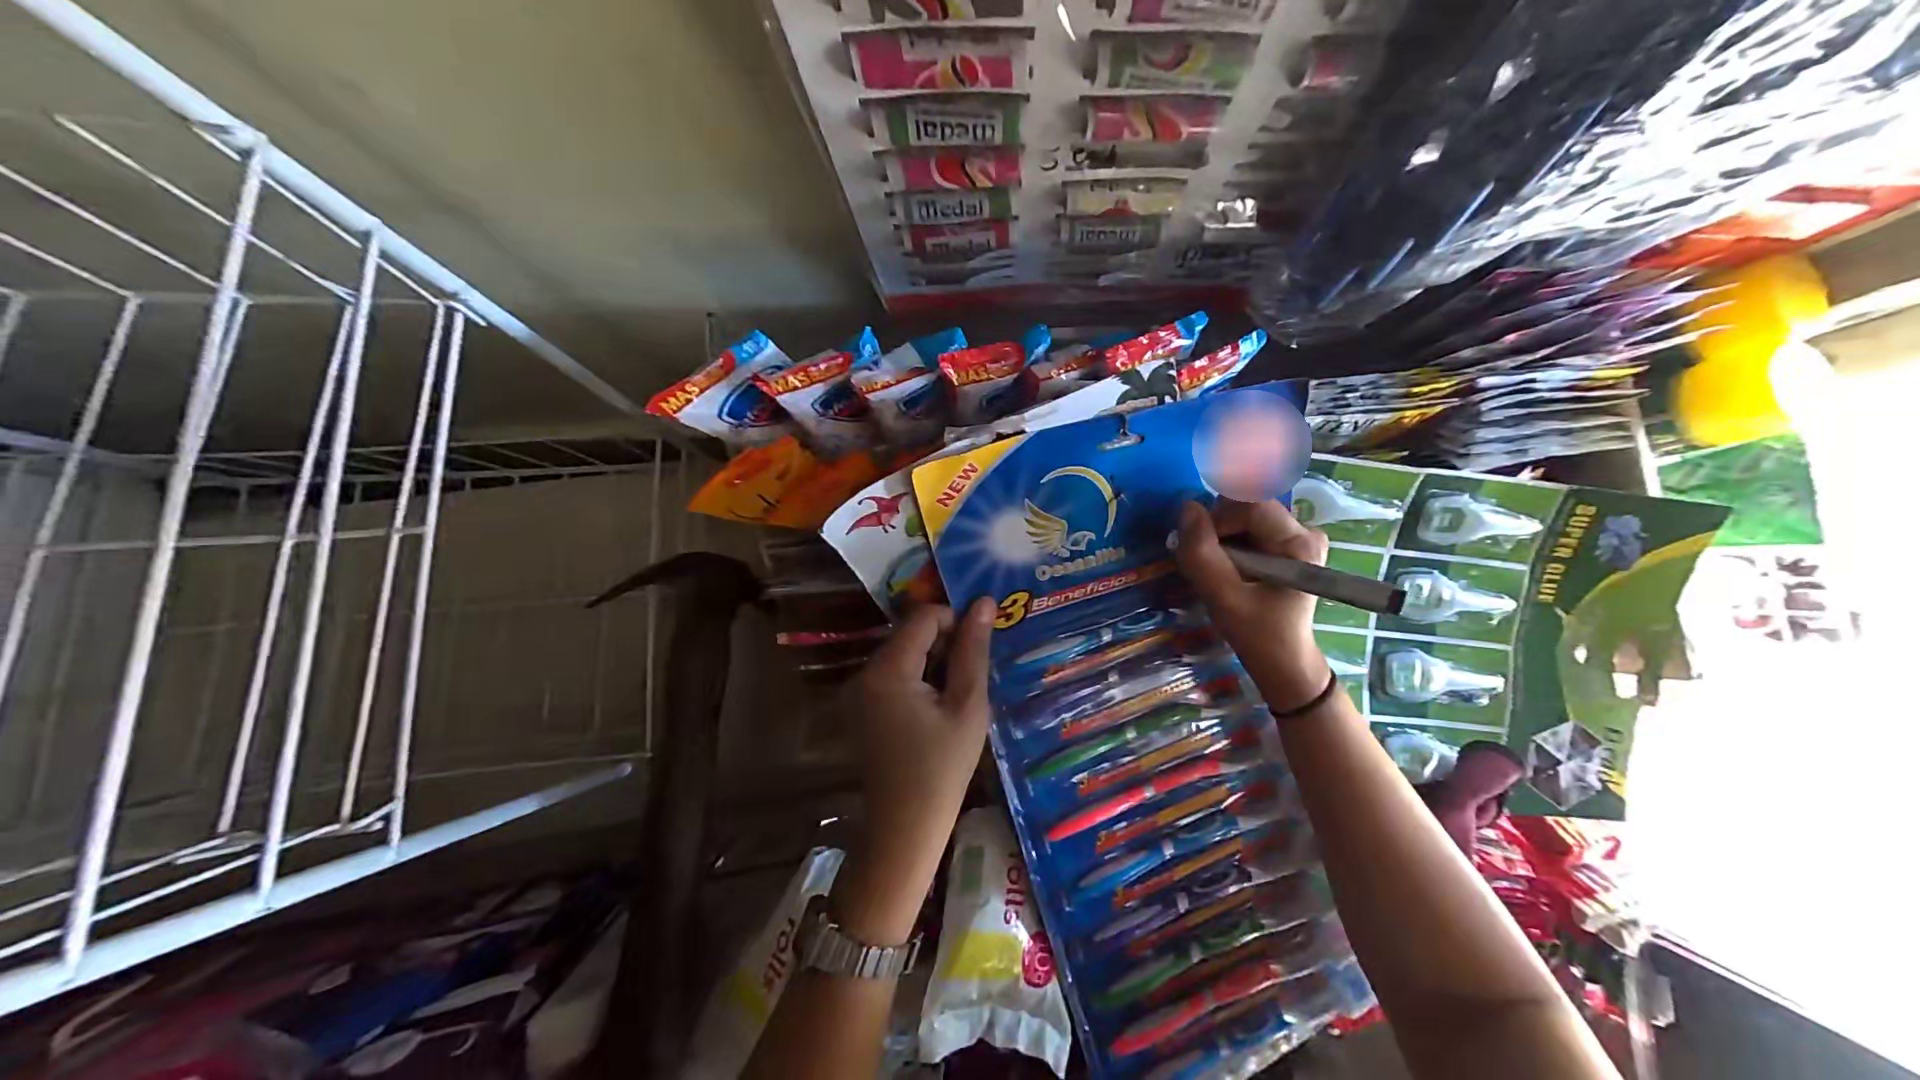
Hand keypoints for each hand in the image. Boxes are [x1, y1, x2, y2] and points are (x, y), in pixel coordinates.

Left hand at [835, 598, 993, 939]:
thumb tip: (983, 602)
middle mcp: (864, 672)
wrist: (904, 828)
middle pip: (909, 634)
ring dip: (932, 662)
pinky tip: (937, 709)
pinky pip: (892, 676)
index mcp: (887, 669)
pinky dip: (917, 679)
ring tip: (958, 694)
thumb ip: (972, 651)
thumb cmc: (942, 768)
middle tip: (973, 673)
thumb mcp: (966, 706)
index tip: (979, 649)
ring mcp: (857, 691)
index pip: (923, 617)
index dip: (955, 622)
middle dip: (944, 643)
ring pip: (902, 654)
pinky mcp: (860, 708)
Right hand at [1173, 499, 1331, 710]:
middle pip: (1245, 506)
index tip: (1202, 551)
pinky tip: (1228, 571)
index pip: (1248, 504)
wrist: (1282, 663)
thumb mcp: (1224, 598)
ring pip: (1241, 516)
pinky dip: (1227, 545)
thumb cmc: (1258, 634)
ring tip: (1219, 573)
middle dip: (1218, 530)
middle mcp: (1303, 529)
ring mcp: (1295, 536)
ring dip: (1220, 539)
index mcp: (1299, 540)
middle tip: (1210, 566)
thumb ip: (1202, 553)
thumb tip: (1186, 507)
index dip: (1217, 520)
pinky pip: (1246, 528)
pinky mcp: (1284, 545)